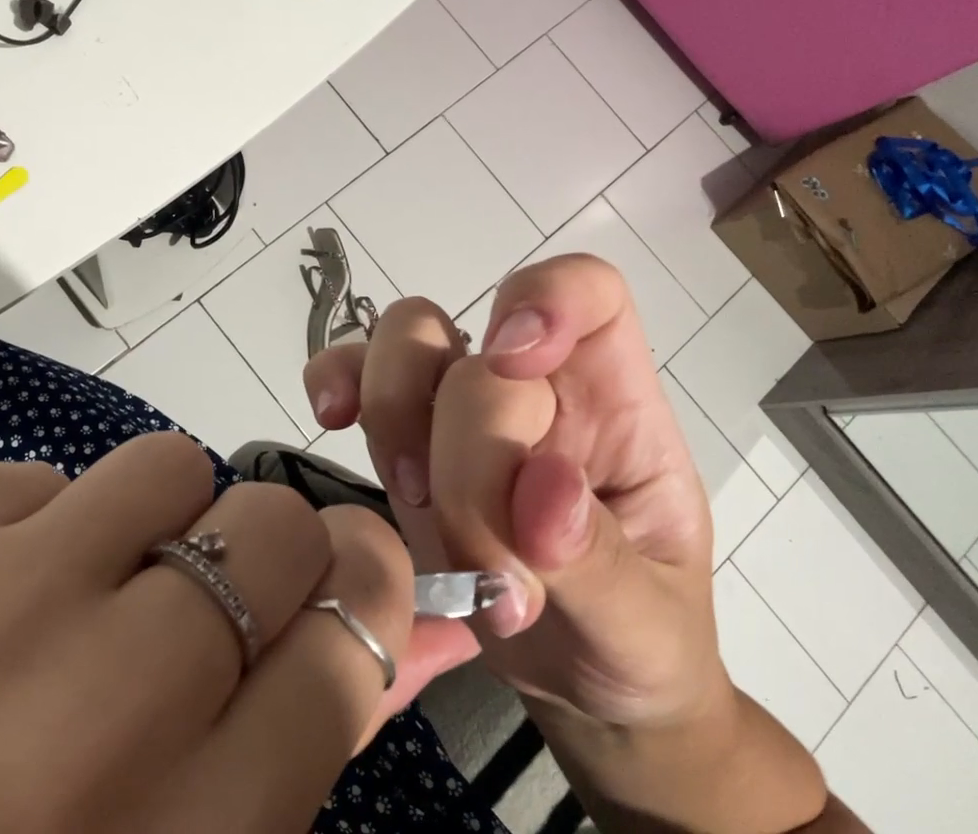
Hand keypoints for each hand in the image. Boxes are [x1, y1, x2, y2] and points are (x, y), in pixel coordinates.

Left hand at [0, 433, 448, 833]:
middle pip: (272, 533)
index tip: (343, 584)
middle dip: (268, 555)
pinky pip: (41, 476)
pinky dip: (39, 529)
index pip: (345, 649)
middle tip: (202, 603)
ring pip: (166, 467)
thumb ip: (295, 742)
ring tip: (94, 589)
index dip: (364, 599)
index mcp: (183, 831)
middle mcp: (96, 700)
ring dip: (158, 522)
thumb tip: (410, 626)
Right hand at [304, 256, 720, 726]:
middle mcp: (530, 394)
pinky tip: (331, 421)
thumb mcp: (646, 626)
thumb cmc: (641, 644)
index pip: (586, 295)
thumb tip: (539, 498)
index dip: (545, 299)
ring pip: (401, 345)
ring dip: (391, 412)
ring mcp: (455, 417)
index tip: (512, 362)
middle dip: (464, 446)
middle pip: (468, 344)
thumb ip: (599, 566)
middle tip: (486, 557)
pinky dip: (334, 383)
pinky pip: (353, 381)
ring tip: (414, 499)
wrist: (581, 682)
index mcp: (614, 408)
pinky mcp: (404, 449)